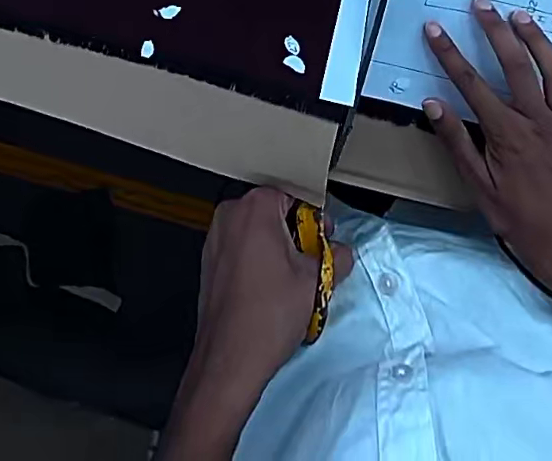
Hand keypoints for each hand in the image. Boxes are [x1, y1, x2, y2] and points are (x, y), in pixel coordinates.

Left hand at [191, 187, 354, 387]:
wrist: (230, 357)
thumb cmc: (268, 315)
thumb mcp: (315, 281)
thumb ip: (336, 256)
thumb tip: (342, 252)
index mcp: (256, 207)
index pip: (293, 194)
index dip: (314, 216)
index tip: (324, 235)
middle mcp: (231, 214)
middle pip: (273, 210)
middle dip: (295, 231)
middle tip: (312, 257)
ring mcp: (216, 235)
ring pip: (255, 229)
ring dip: (277, 245)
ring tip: (292, 276)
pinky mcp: (209, 258)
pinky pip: (240, 245)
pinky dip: (257, 256)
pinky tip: (270, 285)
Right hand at [422, 0, 551, 289]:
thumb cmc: (516, 216)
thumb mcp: (477, 183)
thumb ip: (456, 141)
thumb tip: (433, 104)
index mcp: (508, 135)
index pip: (471, 84)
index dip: (450, 54)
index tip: (435, 30)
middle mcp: (539, 123)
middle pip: (517, 67)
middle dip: (496, 32)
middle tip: (482, 5)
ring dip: (538, 41)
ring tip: (521, 16)